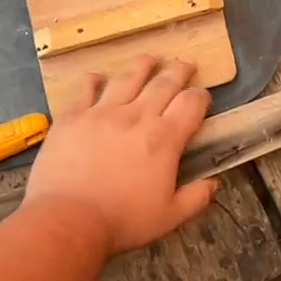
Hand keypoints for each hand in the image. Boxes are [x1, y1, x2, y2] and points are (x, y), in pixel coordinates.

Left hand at [22, 56, 218, 256]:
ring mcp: (103, 112)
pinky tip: (98, 77)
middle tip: (185, 64)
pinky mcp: (73, 116)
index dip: (201, 96)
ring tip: (151, 59)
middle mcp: (137, 116)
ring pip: (128, 78)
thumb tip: (213, 183)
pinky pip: (86, 89)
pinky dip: (94, 80)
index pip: (191, 104)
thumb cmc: (121, 221)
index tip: (202, 96)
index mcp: (164, 138)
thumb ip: (195, 198)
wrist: (67, 220)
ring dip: (143, 66)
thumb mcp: (169, 217)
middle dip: (179, 71)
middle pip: (164, 83)